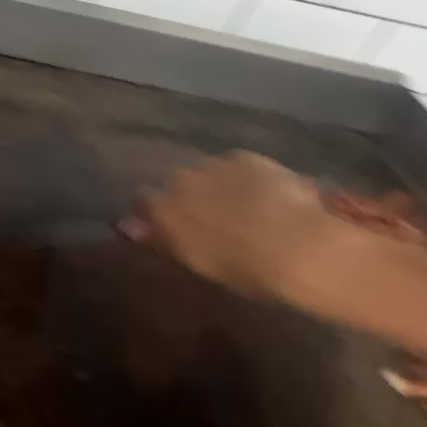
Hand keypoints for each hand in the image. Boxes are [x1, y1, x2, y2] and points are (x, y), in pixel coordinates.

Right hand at [120, 150, 371, 306]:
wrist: (299, 245)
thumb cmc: (246, 269)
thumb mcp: (197, 261)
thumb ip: (160, 240)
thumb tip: (126, 225)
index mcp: (164, 211)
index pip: (143, 202)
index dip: (156, 213)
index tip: (170, 226)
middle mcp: (180, 181)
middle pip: (177, 184)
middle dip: (191, 196)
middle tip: (216, 219)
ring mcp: (214, 165)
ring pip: (209, 173)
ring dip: (220, 186)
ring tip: (248, 209)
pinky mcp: (246, 157)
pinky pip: (239, 166)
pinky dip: (248, 179)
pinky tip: (270, 197)